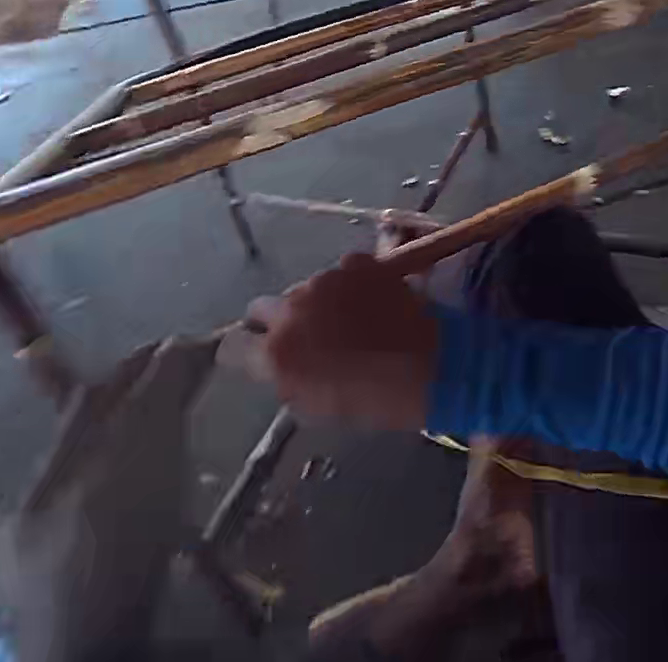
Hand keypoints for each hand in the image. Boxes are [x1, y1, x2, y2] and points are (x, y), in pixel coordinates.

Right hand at [230, 253, 437, 430]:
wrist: (435, 365)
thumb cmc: (377, 399)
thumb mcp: (319, 405)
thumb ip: (287, 379)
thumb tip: (276, 365)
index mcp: (278, 353)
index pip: (232, 346)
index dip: (242, 350)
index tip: (255, 354)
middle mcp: (291, 309)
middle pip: (261, 308)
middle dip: (274, 321)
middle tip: (304, 336)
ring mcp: (324, 280)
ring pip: (303, 289)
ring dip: (314, 303)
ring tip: (346, 320)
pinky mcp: (354, 263)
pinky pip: (338, 273)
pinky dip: (346, 285)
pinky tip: (369, 301)